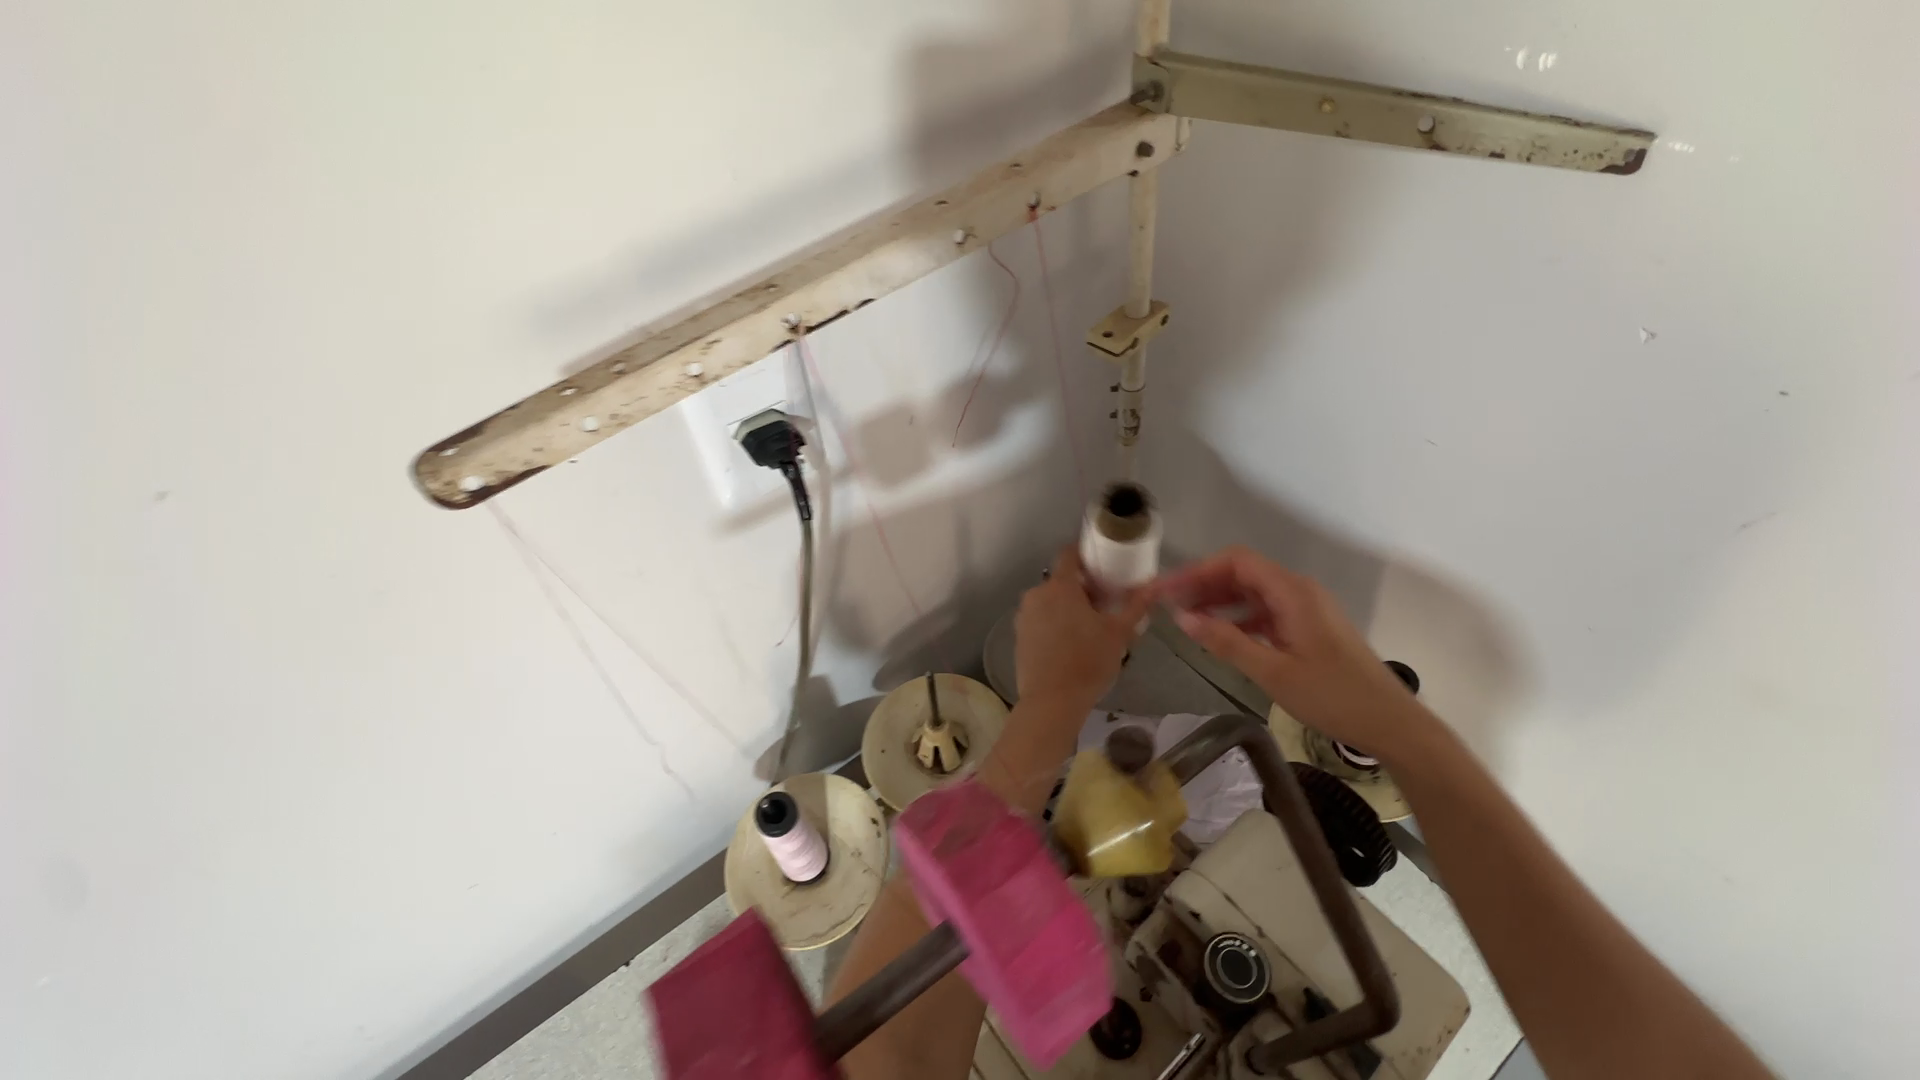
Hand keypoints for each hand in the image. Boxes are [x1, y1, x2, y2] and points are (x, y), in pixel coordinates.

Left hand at [1014, 548, 1153, 712]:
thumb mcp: (1119, 633)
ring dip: (1067, 607)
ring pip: (1049, 601)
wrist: (1051, 701)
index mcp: (1060, 586)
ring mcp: (1024, 616)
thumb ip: (1136, 606)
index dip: (1086, 555)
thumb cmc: (1088, 662)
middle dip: (1081, 588)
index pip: (1069, 554)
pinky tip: (1070, 644)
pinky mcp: (1018, 636)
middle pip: (1061, 580)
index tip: (1103, 566)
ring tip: (1089, 627)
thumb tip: (1154, 586)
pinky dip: (1054, 623)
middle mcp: (1037, 594)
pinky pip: (1040, 620)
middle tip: (1104, 605)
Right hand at [1157, 546, 1430, 759]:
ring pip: (1254, 593)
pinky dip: (1240, 618)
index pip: (1236, 561)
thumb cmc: (1333, 697)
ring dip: (1220, 601)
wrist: (1392, 724)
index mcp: (1293, 593)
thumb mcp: (1272, 671)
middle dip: (1204, 584)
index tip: (1167, 589)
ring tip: (1187, 620)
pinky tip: (1222, 636)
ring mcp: (1308, 610)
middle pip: (1244, 573)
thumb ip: (1226, 641)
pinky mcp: (1311, 629)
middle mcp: (1300, 592)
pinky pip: (1267, 612)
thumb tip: (1182, 618)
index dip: (1198, 571)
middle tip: (1168, 604)